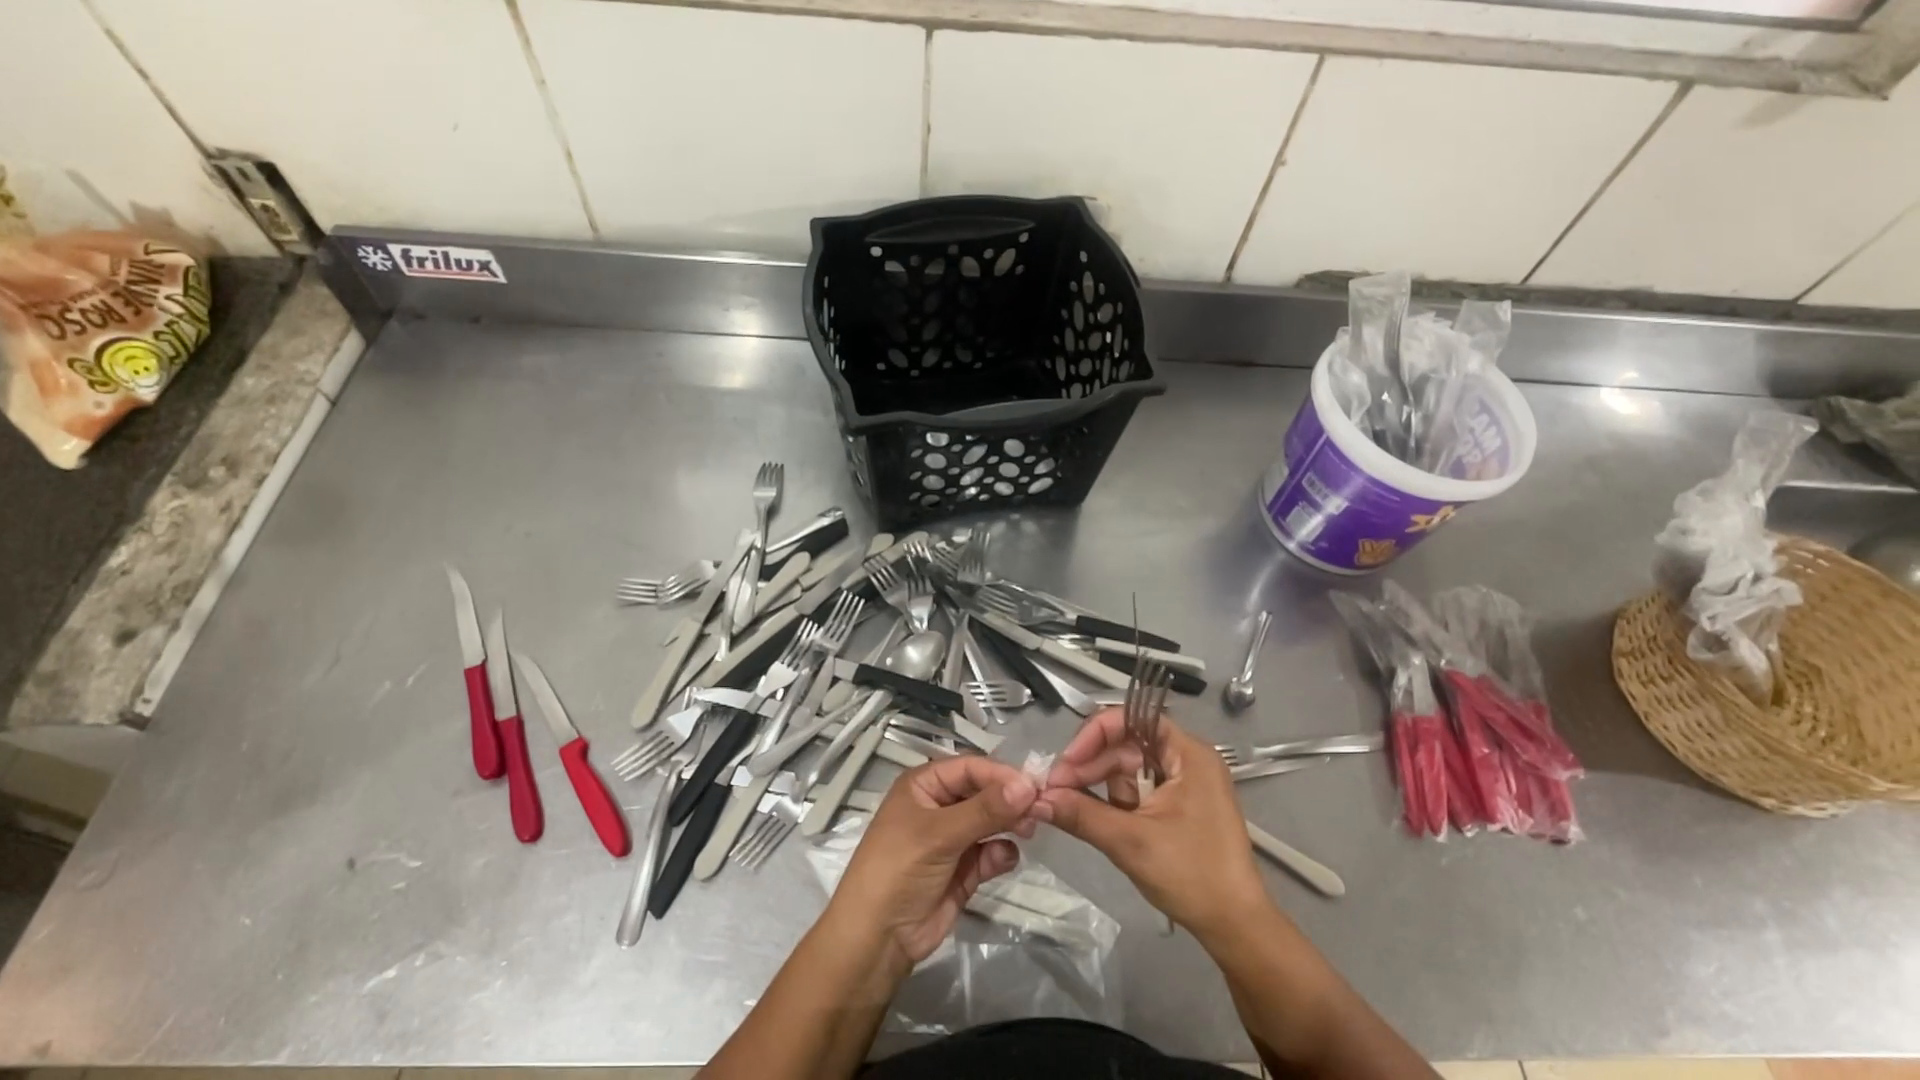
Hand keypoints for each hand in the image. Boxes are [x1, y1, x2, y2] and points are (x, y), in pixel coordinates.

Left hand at [827, 755, 1040, 968]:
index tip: (1035, 786)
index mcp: (923, 786)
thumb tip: (1029, 784)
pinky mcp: (966, 870)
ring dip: (1010, 825)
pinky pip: (993, 852)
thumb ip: (985, 809)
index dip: (1001, 774)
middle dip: (1010, 801)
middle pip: (985, 793)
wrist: (879, 937)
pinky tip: (1002, 860)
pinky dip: (1001, 853)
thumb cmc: (899, 869)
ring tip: (1027, 832)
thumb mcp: (939, 834)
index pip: (970, 768)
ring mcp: (953, 839)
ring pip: (993, 822)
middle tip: (1039, 811)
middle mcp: (939, 806)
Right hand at [1038, 707, 1270, 937]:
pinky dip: (1116, 803)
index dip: (1094, 735)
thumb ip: (1081, 814)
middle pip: (1127, 743)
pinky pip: (1139, 791)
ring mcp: (1185, 784)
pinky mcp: (1179, 807)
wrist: (1233, 924)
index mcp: (1188, 754)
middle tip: (1056, 793)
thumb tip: (1037, 799)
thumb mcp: (1130, 841)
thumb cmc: (1191, 874)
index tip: (1065, 765)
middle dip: (1091, 765)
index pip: (1133, 719)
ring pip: (1129, 769)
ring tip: (1078, 810)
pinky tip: (1101, 820)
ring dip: (1101, 786)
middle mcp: (1188, 760)